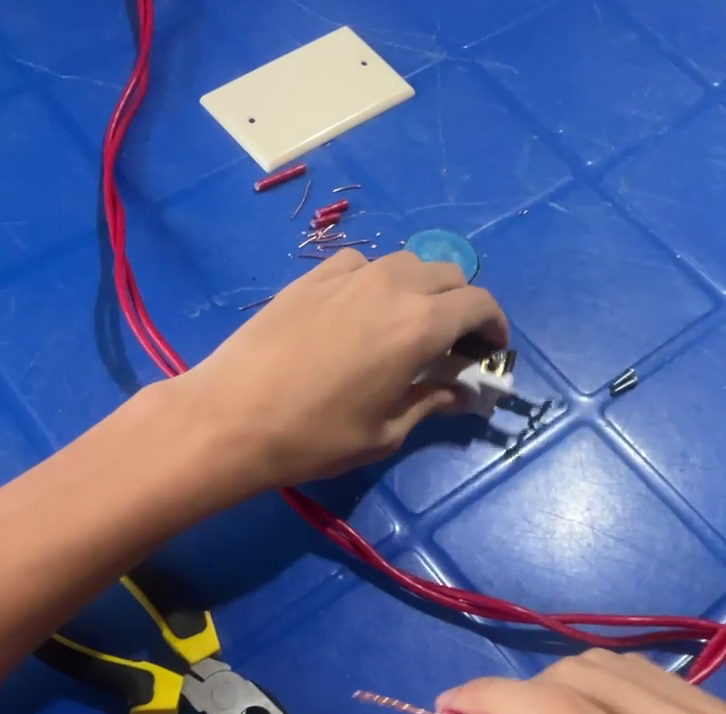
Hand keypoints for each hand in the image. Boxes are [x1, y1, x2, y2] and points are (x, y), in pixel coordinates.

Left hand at [176, 249, 507, 490]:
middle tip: (452, 343)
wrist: (230, 418)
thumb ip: (430, 403)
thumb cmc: (314, 437)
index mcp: (419, 324)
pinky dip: (375, 281)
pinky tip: (358, 311)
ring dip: (420, 289)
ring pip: (404, 264)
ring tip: (406, 325)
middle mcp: (390, 286)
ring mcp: (346, 275)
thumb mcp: (383, 432)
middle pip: (447, 274)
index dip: (494, 325)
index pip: (479, 303)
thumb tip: (461, 393)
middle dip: (461, 305)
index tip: (490, 351)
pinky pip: (359, 264)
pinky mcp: (310, 277)